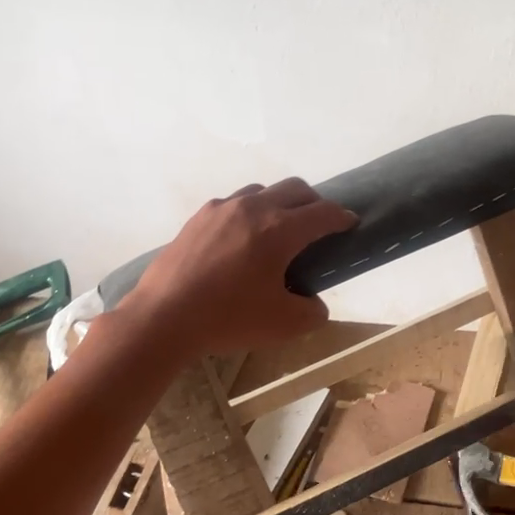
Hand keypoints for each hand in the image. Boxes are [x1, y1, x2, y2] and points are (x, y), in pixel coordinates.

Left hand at [117, 178, 357, 357]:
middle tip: (320, 224)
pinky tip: (241, 240)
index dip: (342, 217)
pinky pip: (232, 205)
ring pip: (261, 192)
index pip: (322, 213)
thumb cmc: (229, 318)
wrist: (164, 317)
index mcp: (280, 230)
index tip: (350, 223)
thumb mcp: (284, 324)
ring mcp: (220, 210)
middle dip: (314, 202)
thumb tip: (314, 303)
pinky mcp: (196, 220)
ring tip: (279, 229)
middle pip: (295, 189)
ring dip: (279, 203)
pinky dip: (249, 214)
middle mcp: (252, 208)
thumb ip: (312, 312)